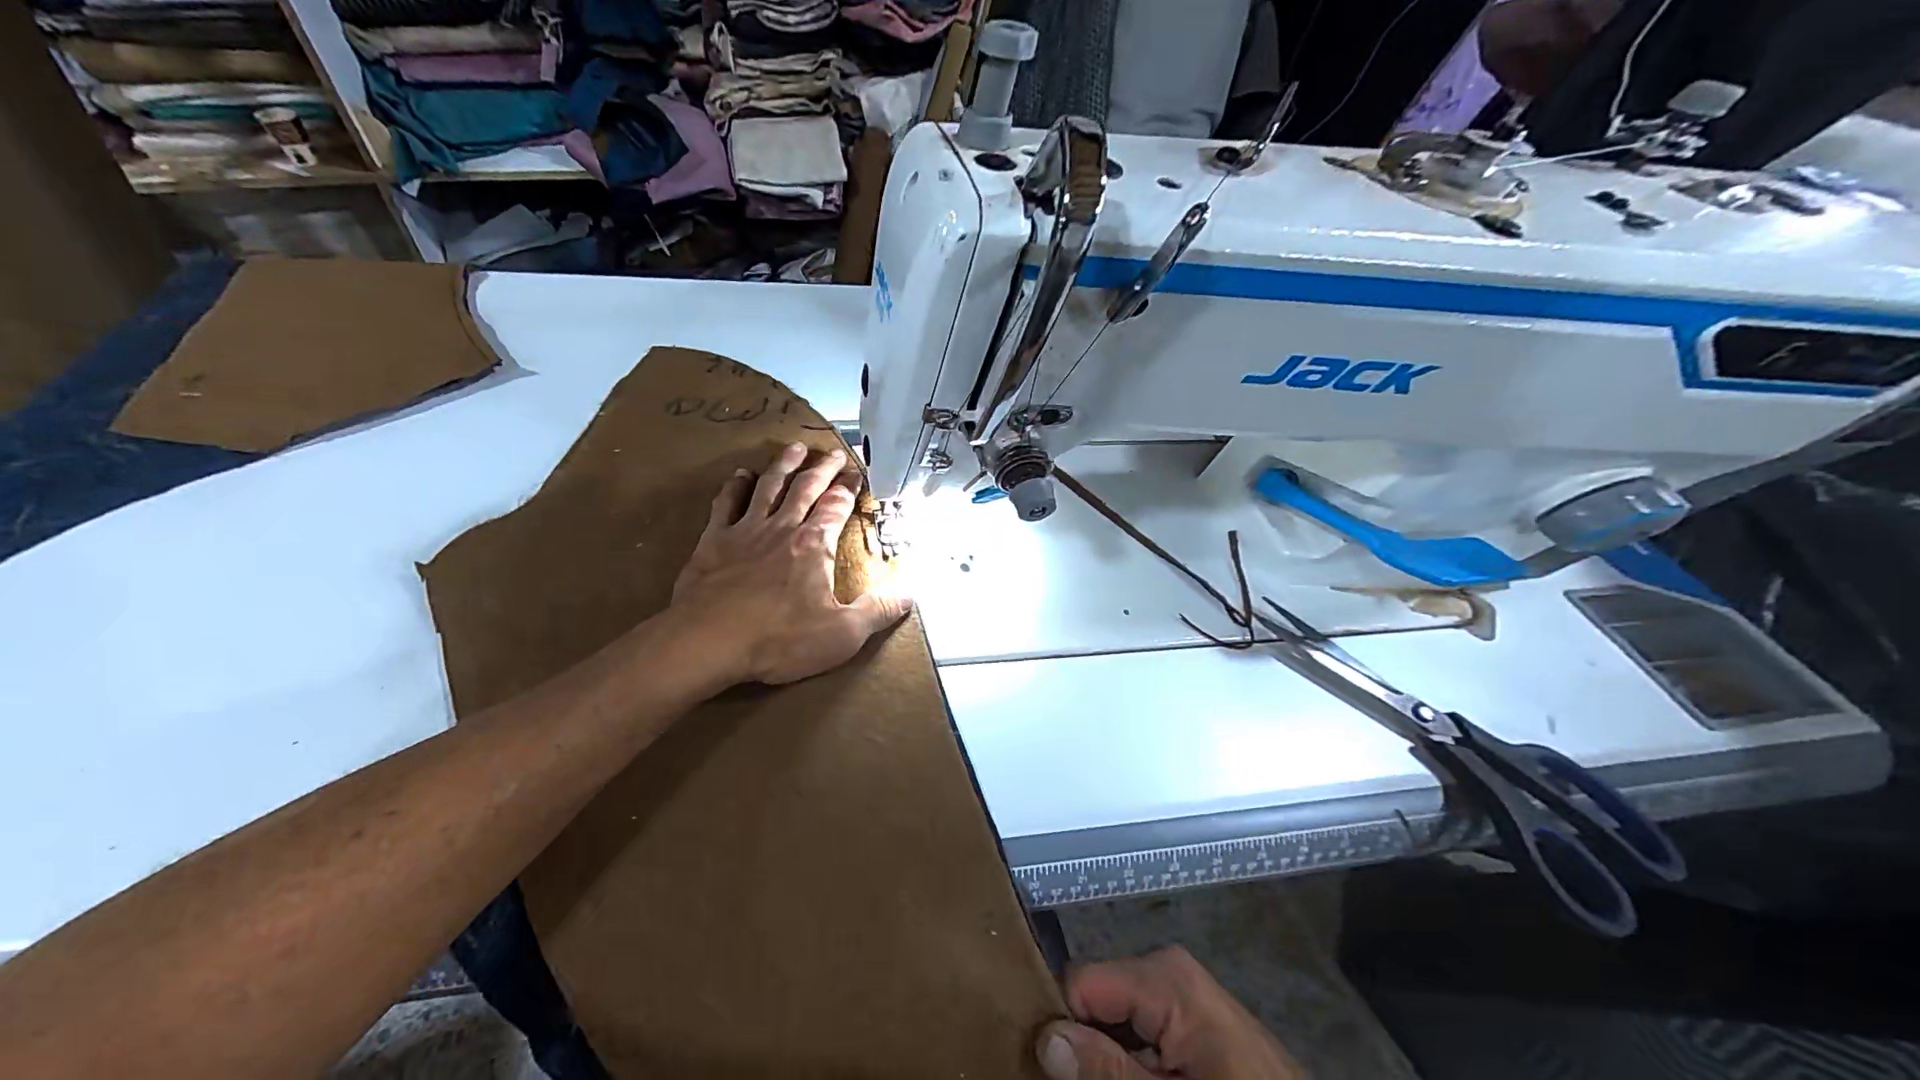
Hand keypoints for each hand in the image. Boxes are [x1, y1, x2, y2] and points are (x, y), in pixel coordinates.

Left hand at [669, 441, 911, 685]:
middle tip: (832, 453)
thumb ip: (878, 611)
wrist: (708, 641)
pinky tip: (740, 476)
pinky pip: (726, 504)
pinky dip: (735, 486)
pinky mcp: (713, 541)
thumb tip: (909, 594)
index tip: (856, 473)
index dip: (848, 488)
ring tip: (794, 449)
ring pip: (769, 487)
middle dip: (822, 469)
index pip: (837, 507)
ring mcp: (745, 531)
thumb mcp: (842, 633)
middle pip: (806, 488)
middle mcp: (782, 529)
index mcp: (814, 546)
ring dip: (784, 466)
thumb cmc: (779, 639)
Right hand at [1036, 946, 1307, 1079]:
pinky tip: (1131, 1077)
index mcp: (1164, 976)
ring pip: (1114, 1010)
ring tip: (1101, 1079)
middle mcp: (1169, 967)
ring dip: (1103, 1049)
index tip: (1049, 1067)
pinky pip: (1140, 1021)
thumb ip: (1107, 1069)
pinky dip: (1128, 1051)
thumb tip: (1046, 1037)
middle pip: (1096, 994)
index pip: (1080, 981)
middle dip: (1084, 1037)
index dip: (1061, 1024)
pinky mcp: (1191, 1011)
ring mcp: (1182, 988)